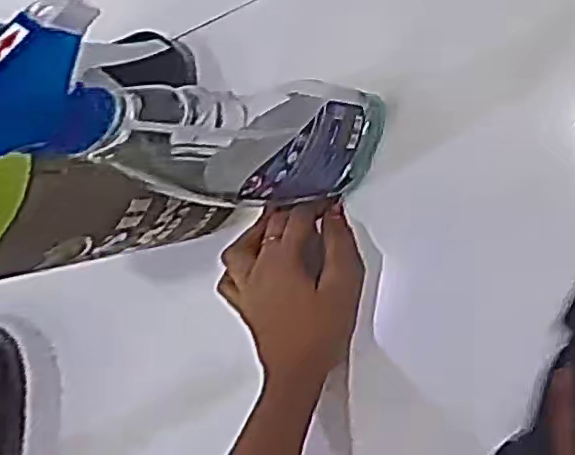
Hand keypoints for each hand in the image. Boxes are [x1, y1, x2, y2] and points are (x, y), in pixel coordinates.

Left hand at [217, 200, 363, 386]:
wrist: (298, 374)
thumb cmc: (320, 332)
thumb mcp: (344, 281)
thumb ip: (339, 243)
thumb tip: (334, 216)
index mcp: (282, 259)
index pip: (298, 216)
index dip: (316, 203)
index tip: (330, 201)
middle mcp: (258, 269)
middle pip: (270, 224)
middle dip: (292, 209)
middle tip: (312, 206)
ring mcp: (247, 287)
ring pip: (241, 246)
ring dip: (259, 229)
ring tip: (278, 222)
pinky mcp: (245, 304)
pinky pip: (230, 275)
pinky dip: (241, 259)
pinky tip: (255, 258)